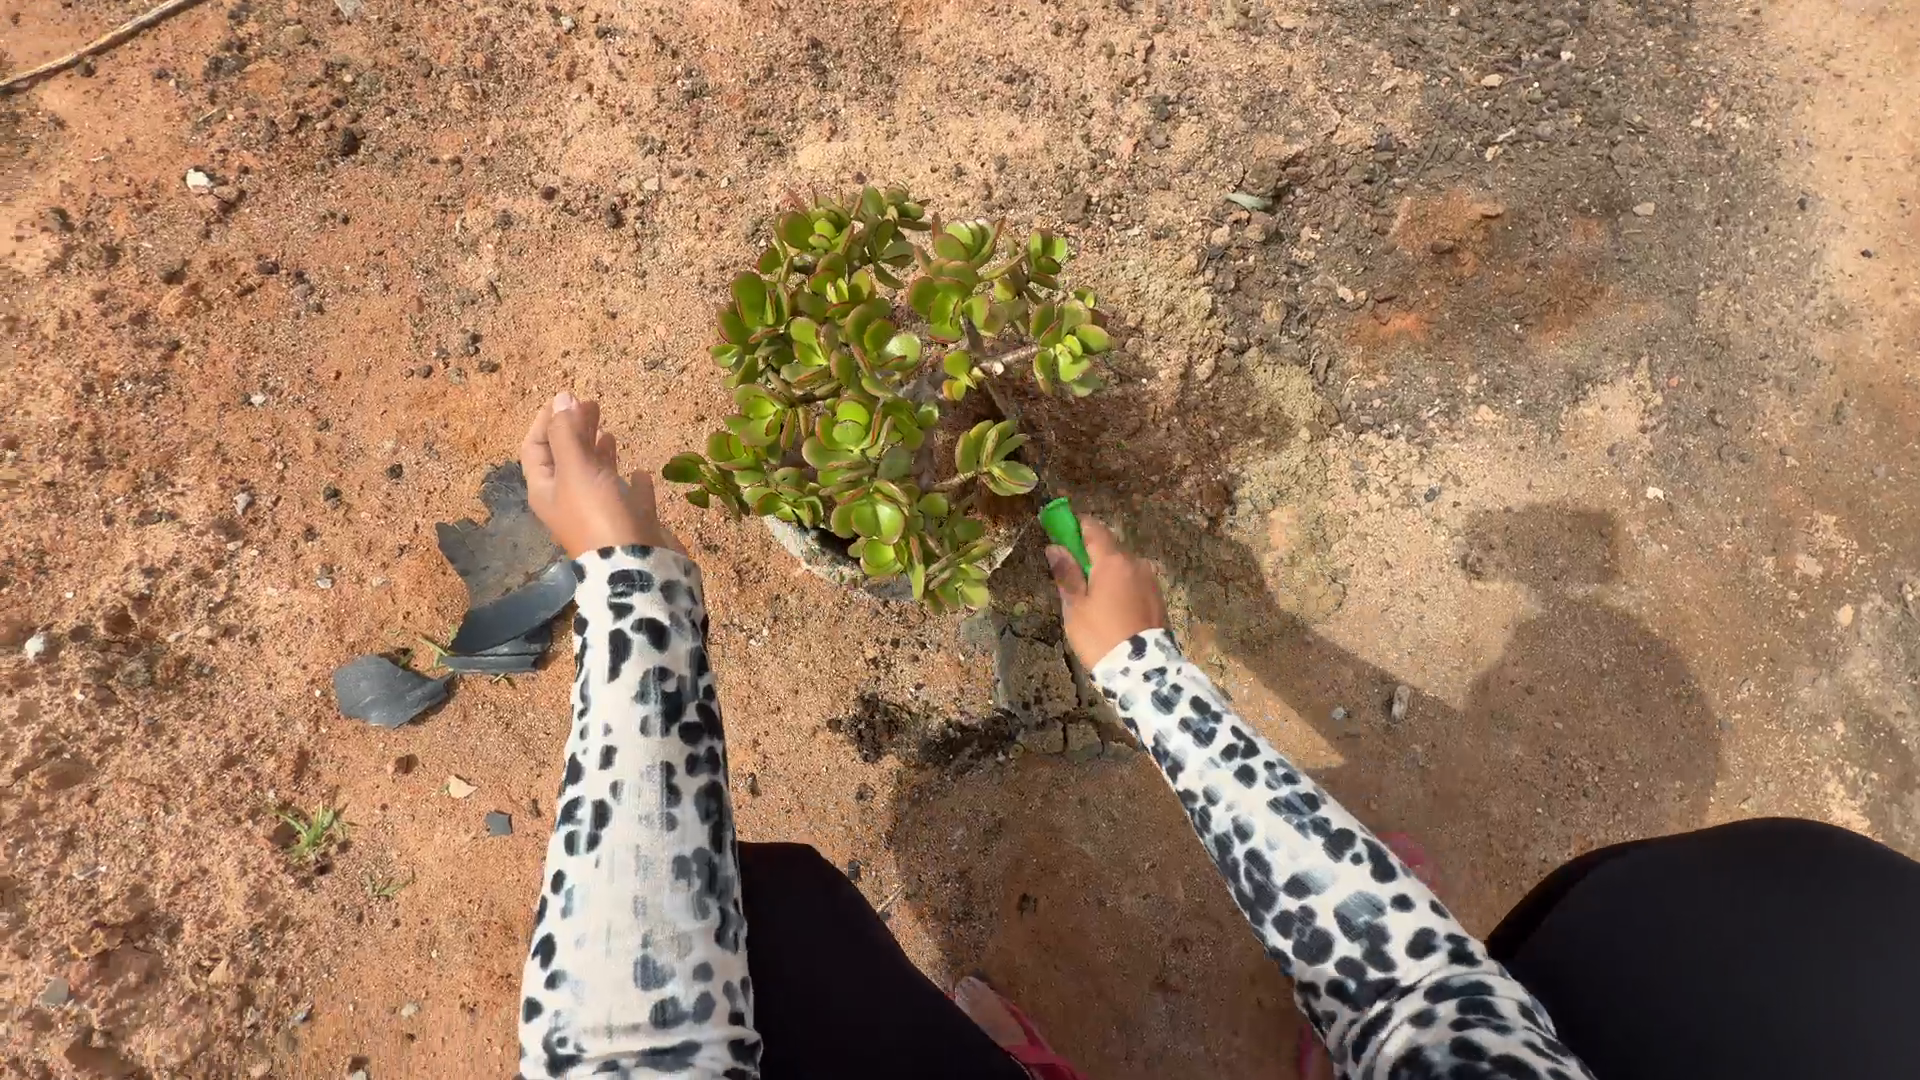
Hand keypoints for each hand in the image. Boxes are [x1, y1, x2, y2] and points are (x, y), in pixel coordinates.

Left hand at [520, 392, 683, 557]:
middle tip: (592, 405)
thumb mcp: (576, 469)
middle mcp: (569, 500)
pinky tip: (640, 473)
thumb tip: (562, 397)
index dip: (547, 422)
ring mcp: (601, 513)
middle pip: (567, 458)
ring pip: (597, 476)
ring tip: (609, 432)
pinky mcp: (630, 523)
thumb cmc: (598, 515)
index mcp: (546, 489)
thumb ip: (567, 433)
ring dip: (600, 452)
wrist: (635, 565)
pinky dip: (633, 483)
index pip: (536, 448)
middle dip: (576, 430)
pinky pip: (629, 497)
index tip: (566, 397)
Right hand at [1045, 519, 1167, 667]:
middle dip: (1089, 552)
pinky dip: (1120, 584)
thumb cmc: (1101, 636)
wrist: (1143, 671)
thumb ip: (1066, 573)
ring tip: (1091, 596)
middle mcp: (1135, 562)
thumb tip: (1055, 548)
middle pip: (1109, 546)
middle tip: (1071, 572)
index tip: (1060, 532)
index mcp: (1113, 561)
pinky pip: (1133, 580)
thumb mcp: (1075, 607)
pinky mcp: (1158, 597)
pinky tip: (1110, 606)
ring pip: (1122, 565)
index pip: (1093, 528)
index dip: (1075, 526)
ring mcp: (1150, 579)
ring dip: (1106, 570)